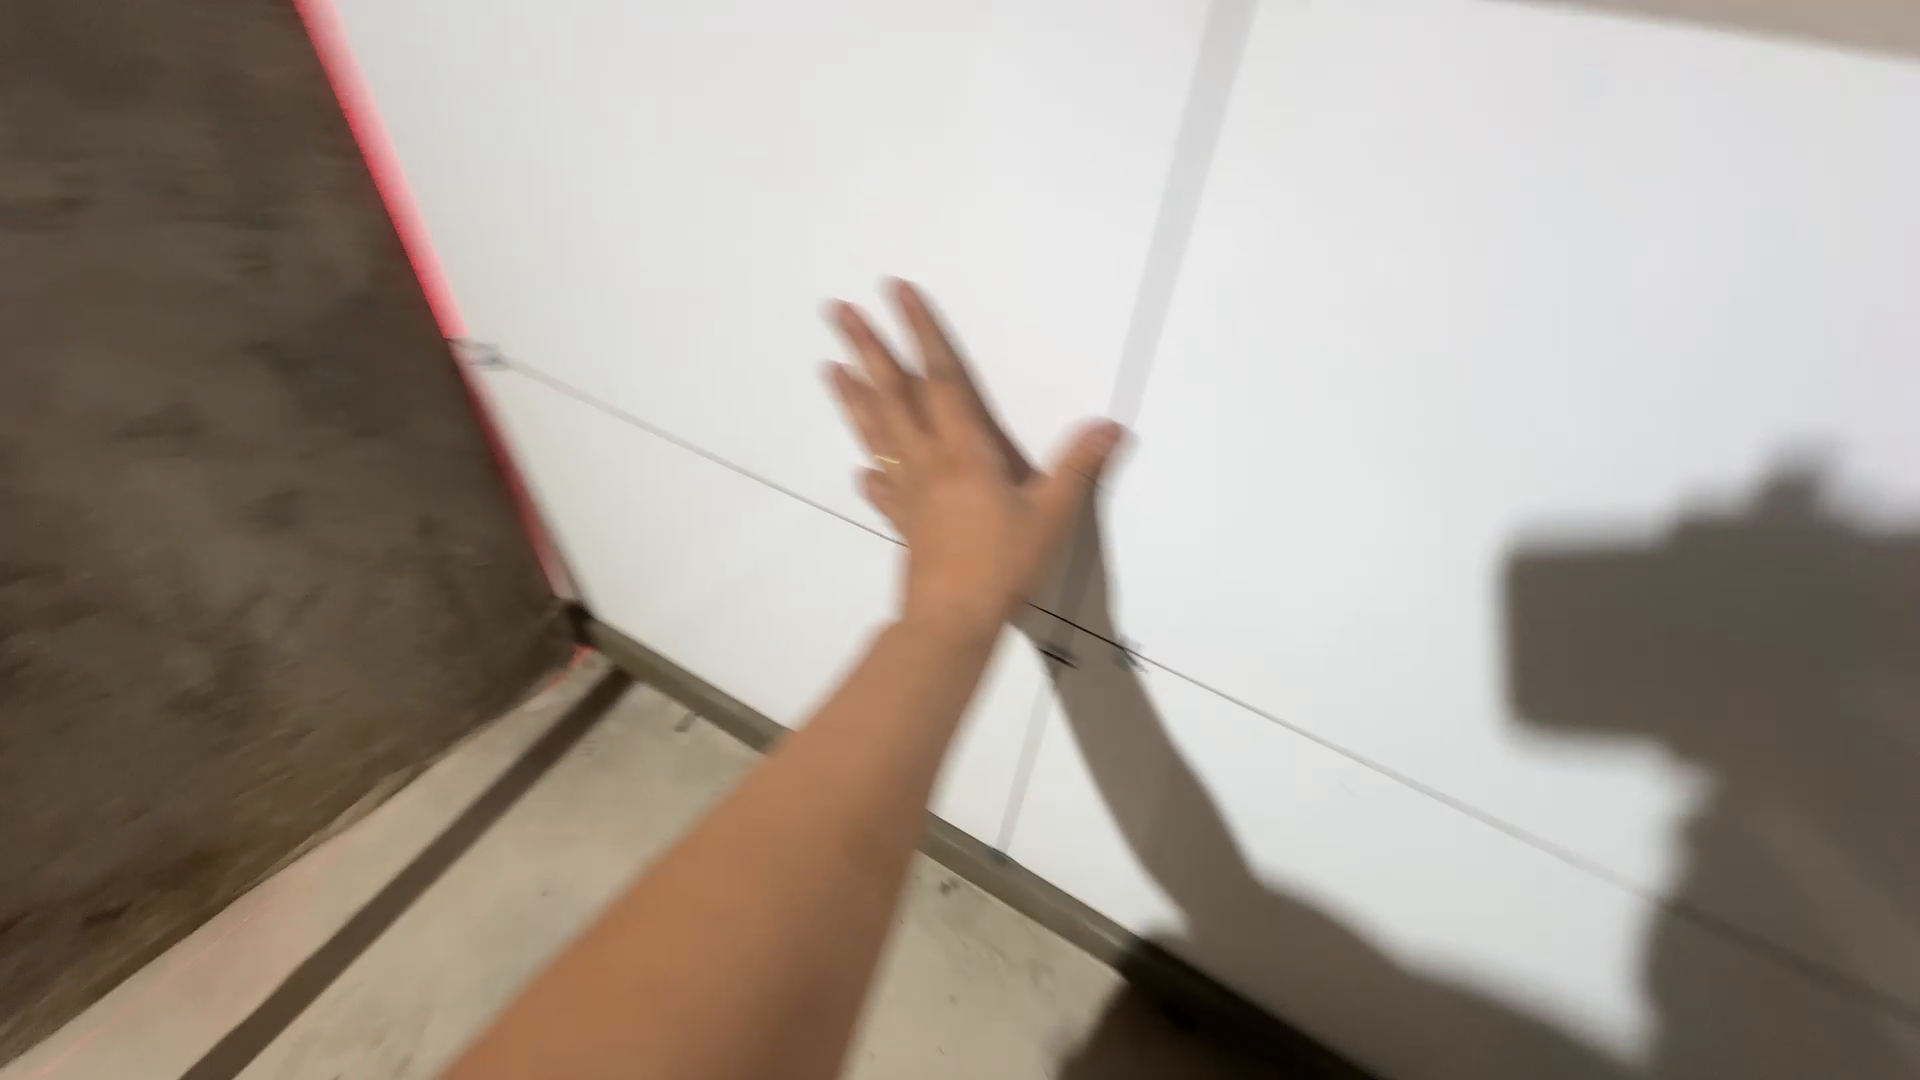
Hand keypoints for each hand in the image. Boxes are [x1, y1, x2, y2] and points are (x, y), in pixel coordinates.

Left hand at [825, 280, 1124, 637]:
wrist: (953, 619)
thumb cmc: (1001, 564)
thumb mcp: (1051, 516)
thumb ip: (1077, 469)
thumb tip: (1110, 425)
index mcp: (963, 451)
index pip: (942, 379)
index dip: (920, 333)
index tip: (895, 292)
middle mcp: (928, 462)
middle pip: (892, 396)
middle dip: (866, 349)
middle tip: (836, 310)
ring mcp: (909, 492)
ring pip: (876, 434)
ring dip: (853, 398)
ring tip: (828, 367)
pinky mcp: (902, 523)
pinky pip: (882, 490)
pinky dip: (872, 474)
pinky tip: (861, 470)